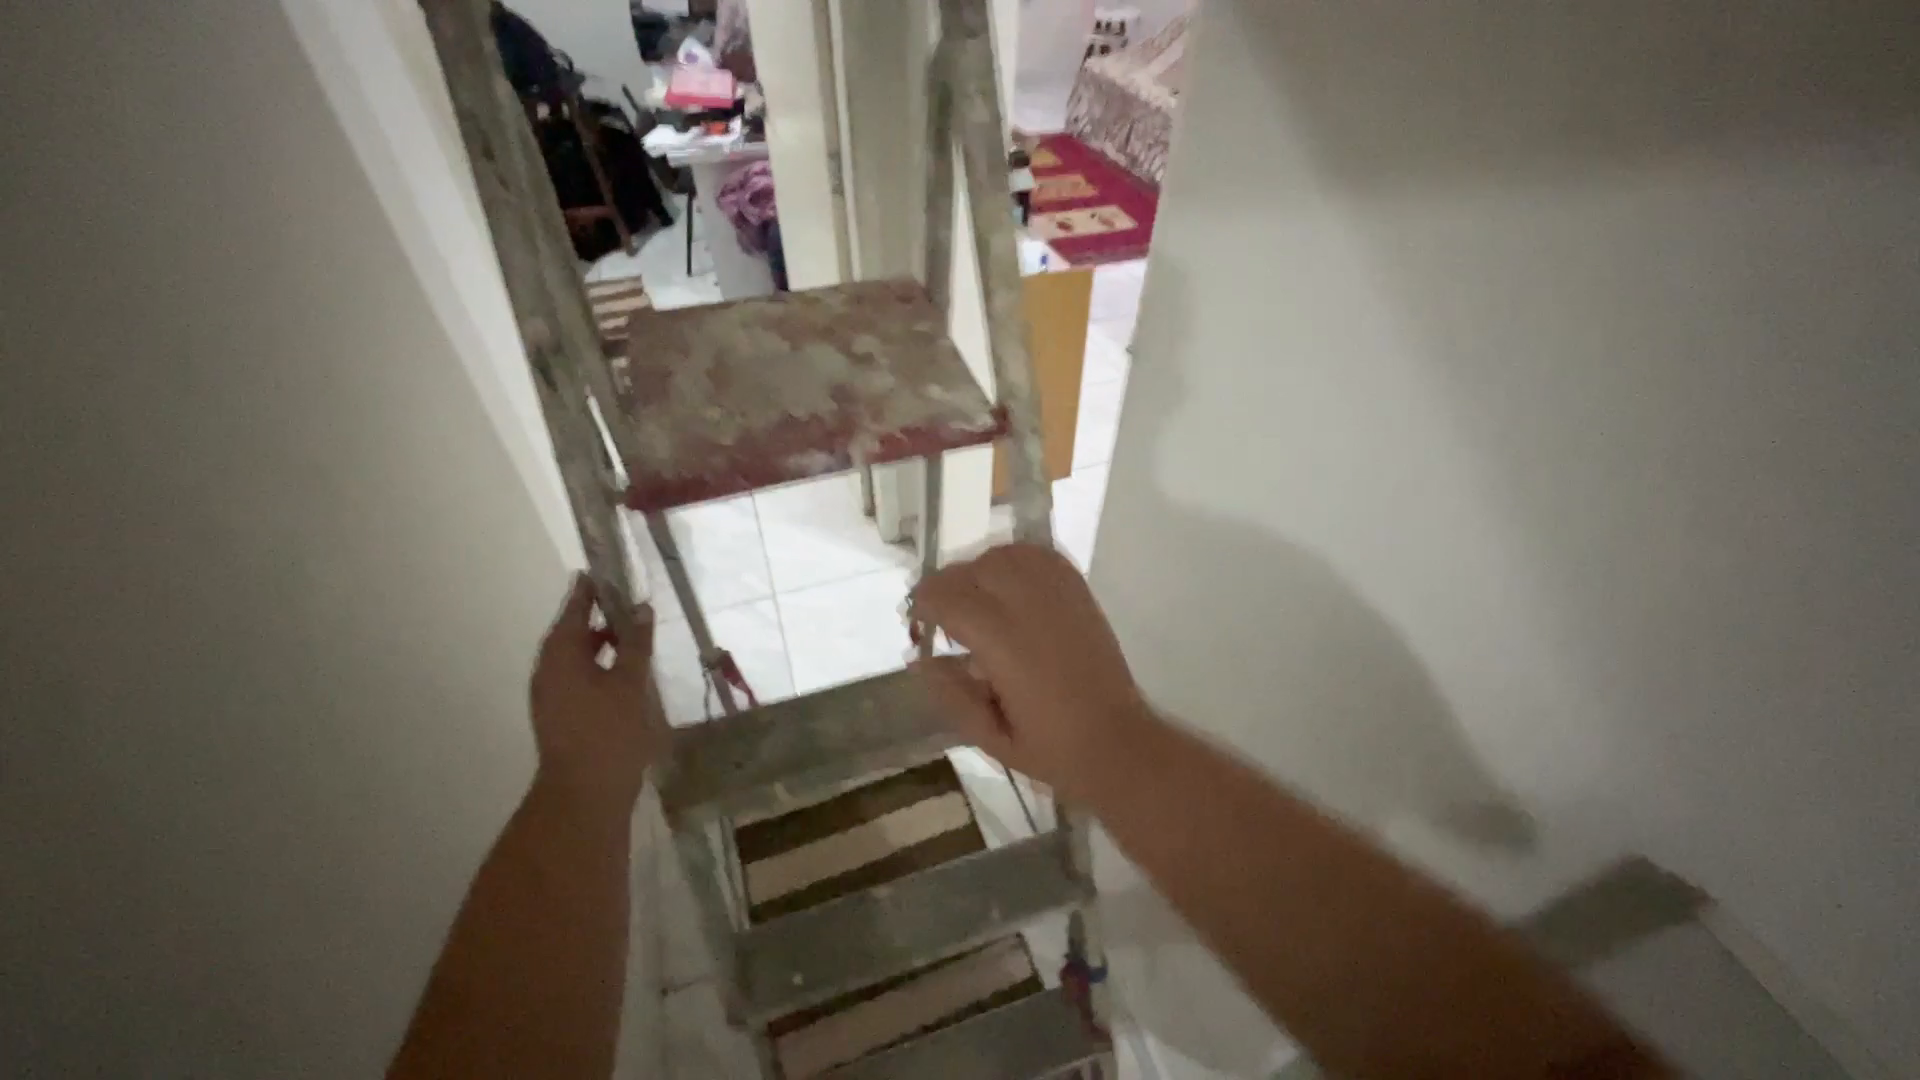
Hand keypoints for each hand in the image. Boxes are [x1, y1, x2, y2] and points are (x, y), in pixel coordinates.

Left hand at [528, 573, 664, 818]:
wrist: (585, 793)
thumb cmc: (609, 732)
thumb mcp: (629, 682)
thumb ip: (635, 643)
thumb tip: (641, 608)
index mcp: (560, 655)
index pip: (574, 607)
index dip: (591, 588)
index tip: (607, 569)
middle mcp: (548, 669)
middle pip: (572, 631)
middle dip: (599, 615)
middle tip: (629, 600)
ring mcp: (551, 694)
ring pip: (576, 656)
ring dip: (601, 642)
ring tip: (632, 634)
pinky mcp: (560, 713)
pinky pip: (578, 676)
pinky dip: (598, 665)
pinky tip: (623, 671)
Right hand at [909, 544, 1157, 805]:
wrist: (1117, 742)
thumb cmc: (1052, 748)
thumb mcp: (989, 736)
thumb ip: (950, 693)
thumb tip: (919, 659)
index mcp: (1006, 646)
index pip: (951, 597)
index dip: (925, 603)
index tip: (918, 621)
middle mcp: (1033, 609)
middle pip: (976, 568)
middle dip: (950, 586)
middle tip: (945, 617)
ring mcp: (1061, 597)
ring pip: (1007, 555)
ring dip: (981, 570)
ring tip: (977, 601)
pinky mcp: (1080, 594)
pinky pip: (1041, 557)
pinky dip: (1015, 561)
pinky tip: (1008, 587)